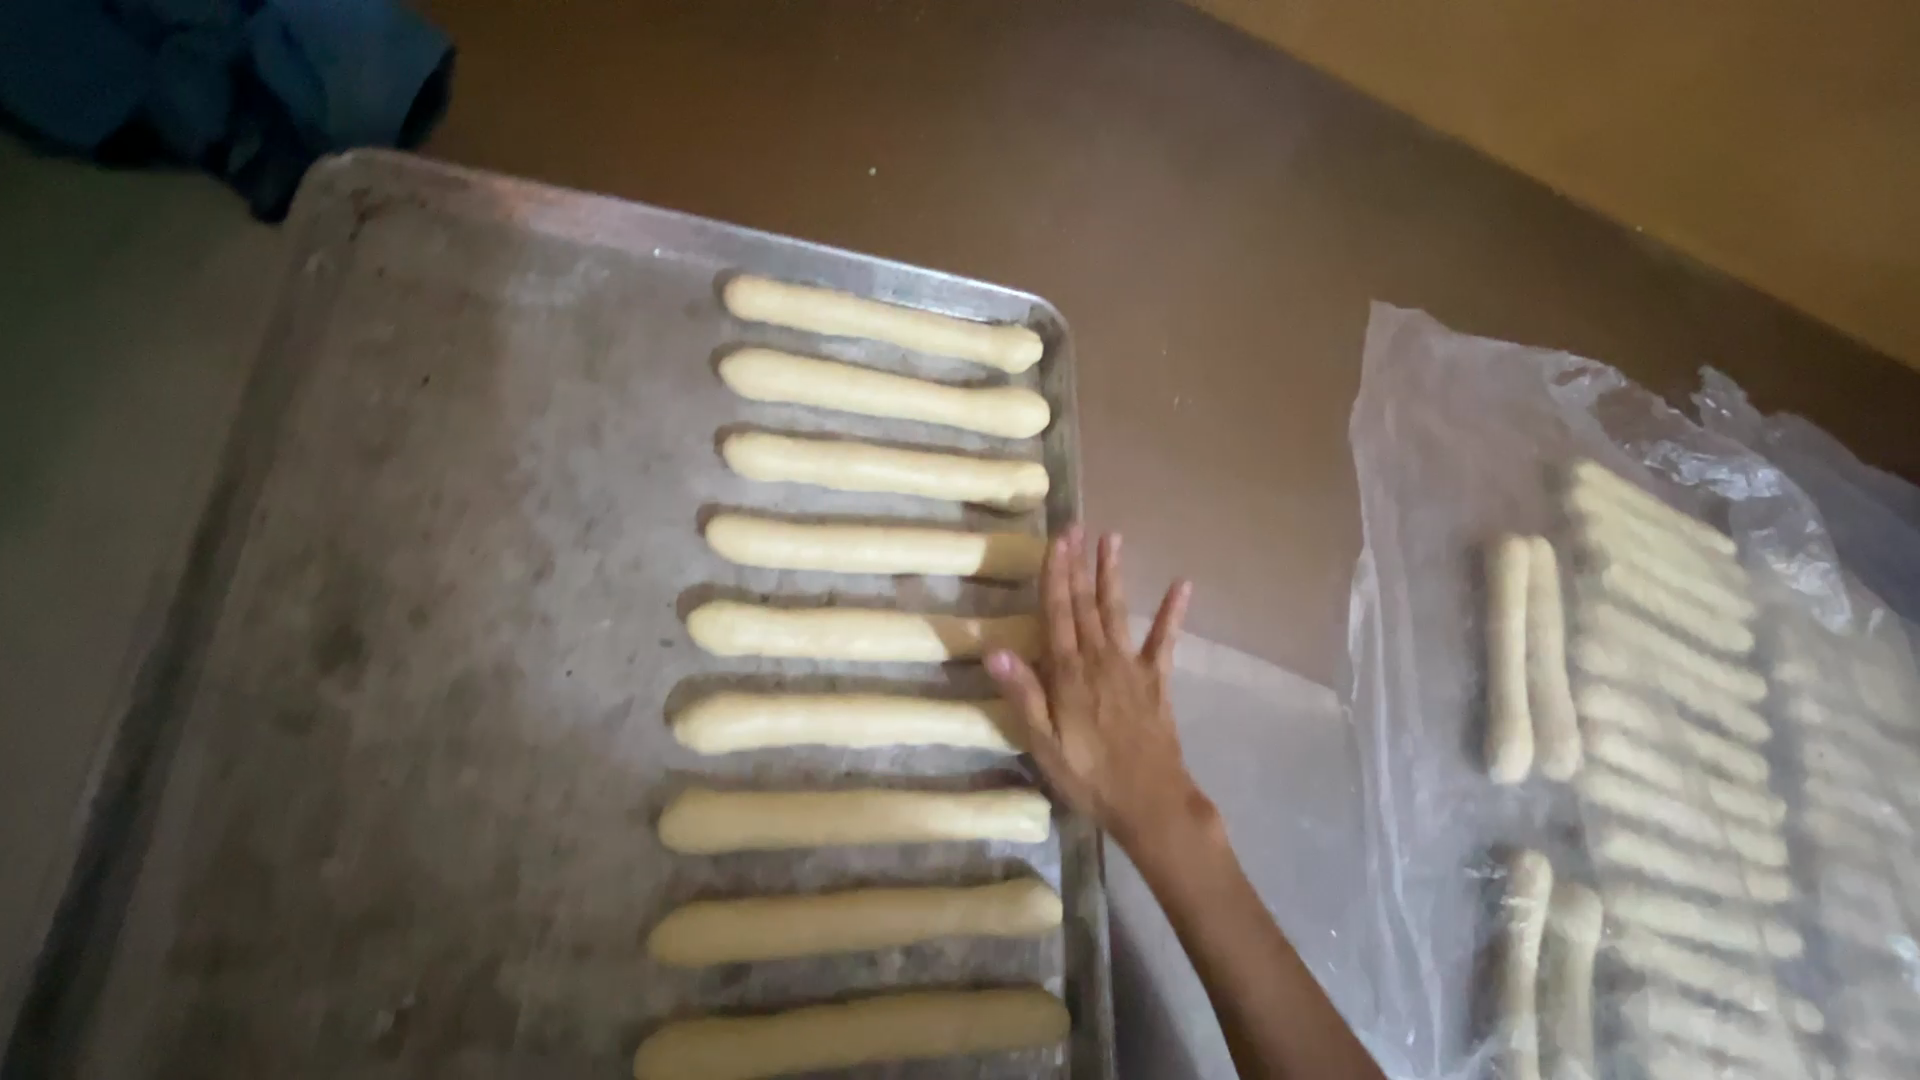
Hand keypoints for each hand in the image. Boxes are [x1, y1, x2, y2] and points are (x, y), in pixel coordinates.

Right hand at [985, 527, 1211, 845]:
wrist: (1151, 802)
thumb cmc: (1089, 777)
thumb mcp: (1044, 744)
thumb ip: (1023, 695)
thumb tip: (994, 650)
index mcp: (1069, 673)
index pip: (1057, 613)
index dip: (1055, 575)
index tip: (1055, 540)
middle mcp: (1100, 659)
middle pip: (1085, 604)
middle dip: (1078, 564)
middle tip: (1075, 527)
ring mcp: (1132, 667)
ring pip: (1118, 611)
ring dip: (1113, 575)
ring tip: (1112, 539)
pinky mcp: (1158, 680)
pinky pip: (1165, 641)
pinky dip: (1173, 613)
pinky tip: (1182, 585)